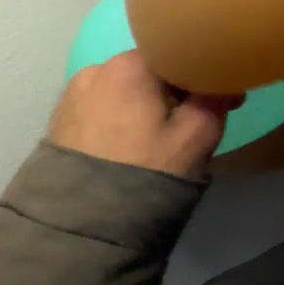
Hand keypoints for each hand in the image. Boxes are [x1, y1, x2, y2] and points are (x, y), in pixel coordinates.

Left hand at [47, 50, 240, 179]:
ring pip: (129, 89)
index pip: (183, 53)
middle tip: (199, 118)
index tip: (226, 99)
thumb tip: (222, 80)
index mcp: (130, 63)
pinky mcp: (58, 124)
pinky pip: (106, 108)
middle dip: (179, 90)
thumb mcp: (201, 130)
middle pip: (155, 70)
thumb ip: (217, 93)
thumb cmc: (144, 169)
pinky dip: (125, 118)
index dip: (209, 74)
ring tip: (163, 136)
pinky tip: (134, 145)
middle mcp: (95, 70)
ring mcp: (71, 97)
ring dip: (150, 104)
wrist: (74, 231)